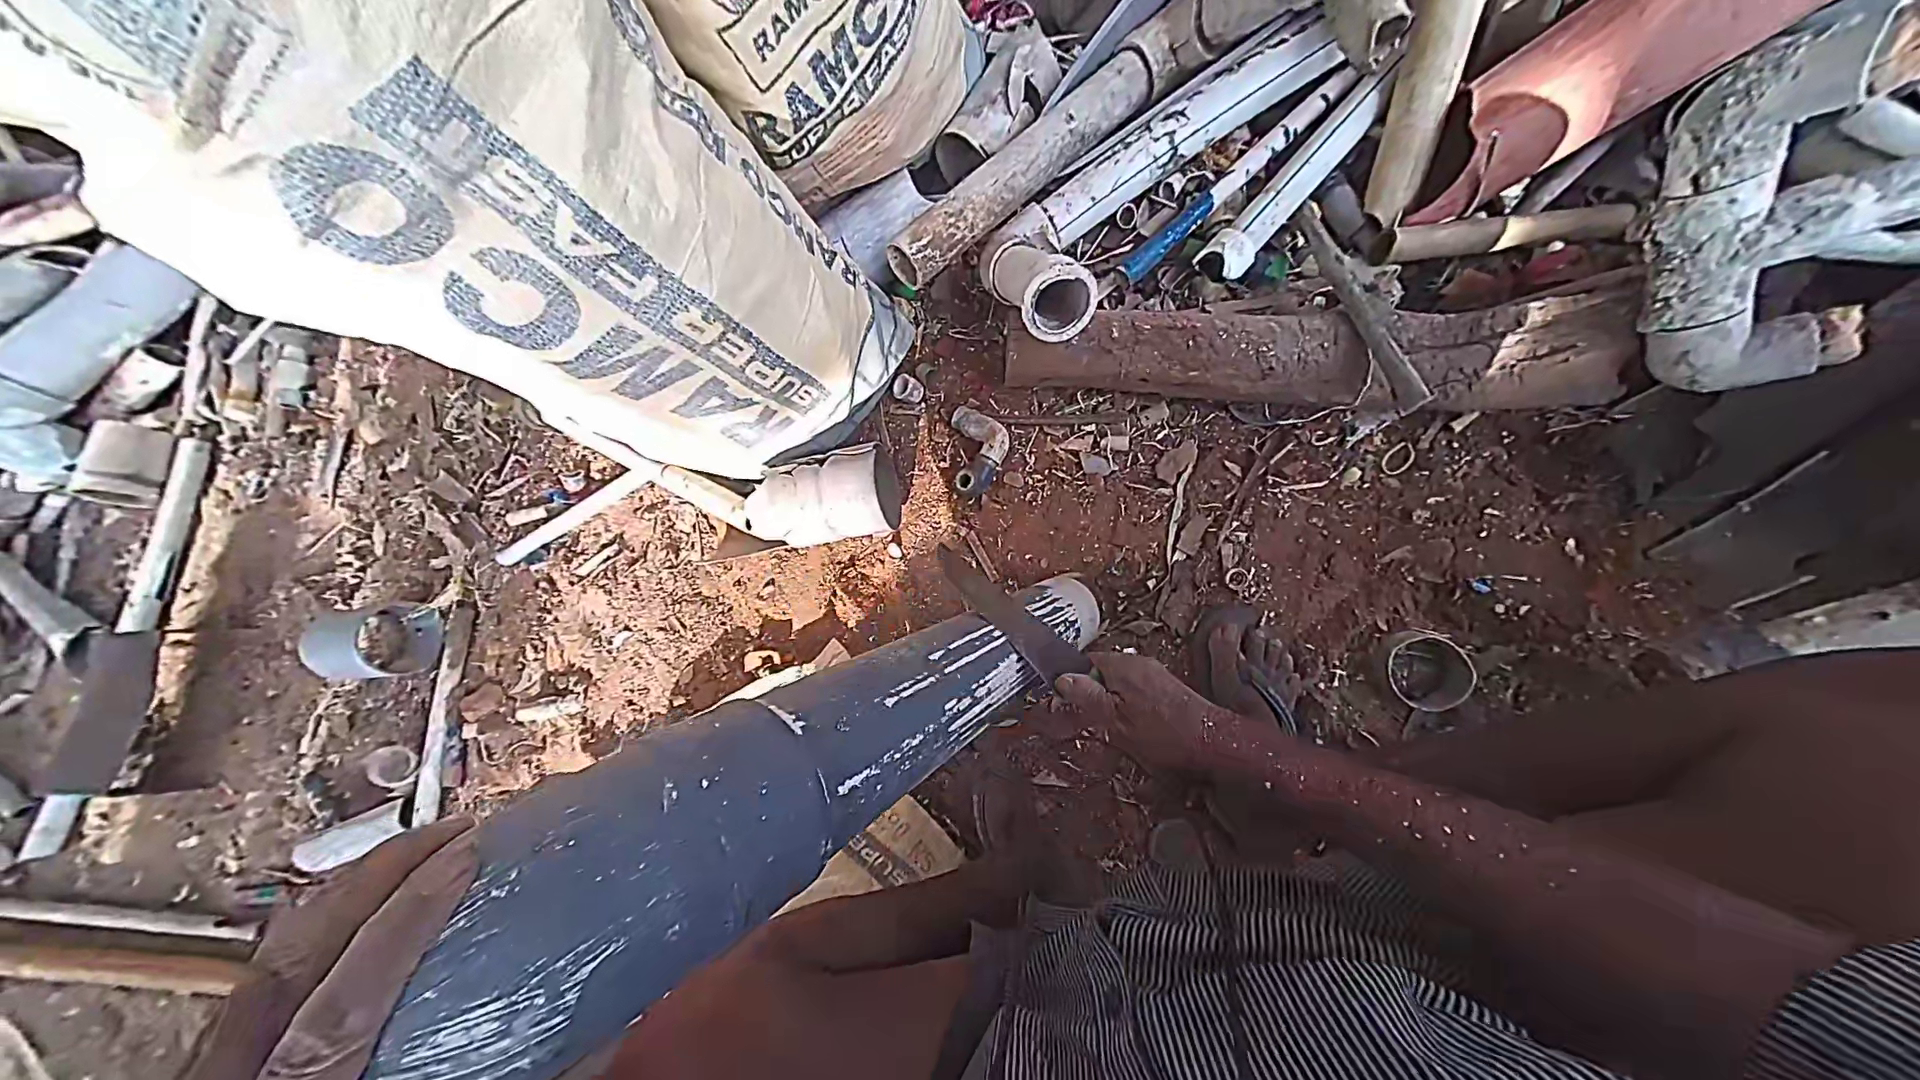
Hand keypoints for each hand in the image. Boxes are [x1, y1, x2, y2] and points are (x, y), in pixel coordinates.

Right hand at [1053, 652, 1254, 773]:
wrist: (1213, 745)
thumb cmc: (1161, 736)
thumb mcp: (1113, 721)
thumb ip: (1086, 697)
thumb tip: (1063, 679)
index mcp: (1122, 666)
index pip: (1086, 661)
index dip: (1075, 681)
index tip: (1071, 704)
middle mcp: (1140, 663)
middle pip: (1104, 673)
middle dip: (1097, 696)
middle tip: (1096, 723)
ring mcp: (1157, 675)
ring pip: (1122, 685)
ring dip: (1116, 705)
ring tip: (1119, 731)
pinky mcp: (1170, 689)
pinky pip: (1140, 693)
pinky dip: (1134, 709)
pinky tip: (1141, 732)